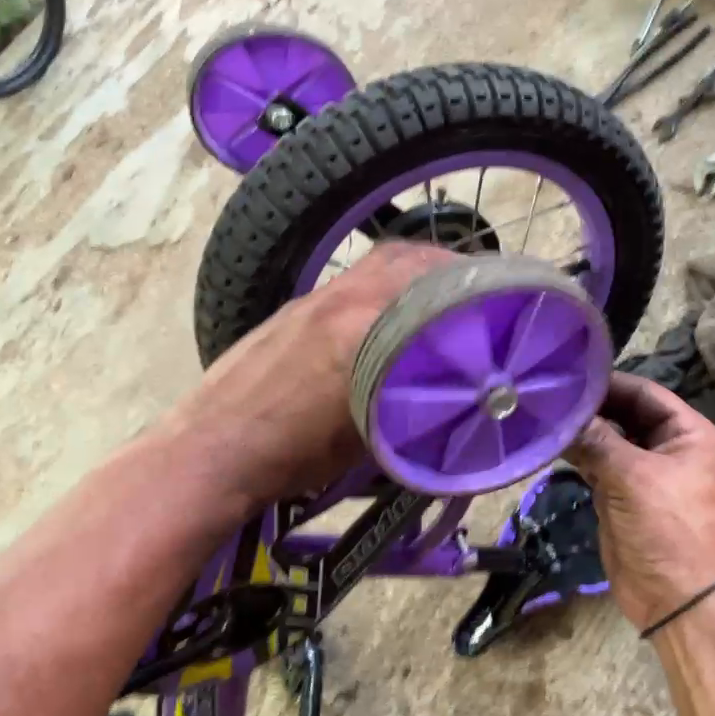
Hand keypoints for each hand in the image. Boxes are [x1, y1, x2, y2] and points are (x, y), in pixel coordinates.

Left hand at [161, 243, 456, 509]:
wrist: (210, 450)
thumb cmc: (294, 455)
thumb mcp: (373, 436)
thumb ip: (419, 402)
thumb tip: (458, 393)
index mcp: (366, 326)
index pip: (438, 290)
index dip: (477, 288)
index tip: (504, 297)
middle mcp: (343, 297)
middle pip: (410, 260)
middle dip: (450, 268)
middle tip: (478, 289)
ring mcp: (316, 297)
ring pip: (380, 264)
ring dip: (416, 270)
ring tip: (441, 294)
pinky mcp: (296, 305)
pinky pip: (354, 279)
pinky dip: (384, 284)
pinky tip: (392, 312)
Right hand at [565, 372, 714, 631]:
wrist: (675, 599)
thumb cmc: (669, 529)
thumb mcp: (634, 477)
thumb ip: (598, 440)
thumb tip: (561, 412)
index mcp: (687, 432)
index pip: (644, 392)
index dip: (609, 381)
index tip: (566, 373)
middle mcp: (667, 446)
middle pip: (624, 413)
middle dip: (589, 406)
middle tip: (544, 391)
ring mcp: (642, 471)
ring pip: (607, 439)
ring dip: (579, 431)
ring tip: (538, 413)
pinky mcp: (621, 494)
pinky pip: (596, 464)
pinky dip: (576, 455)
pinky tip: (547, 444)